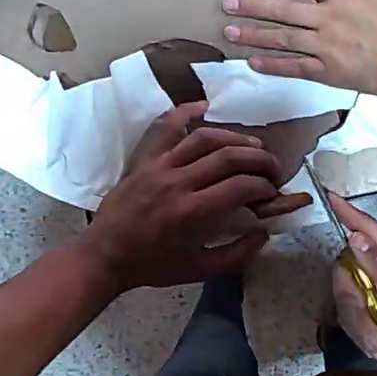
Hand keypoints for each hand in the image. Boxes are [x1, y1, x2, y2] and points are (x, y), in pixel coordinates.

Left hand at [81, 101, 280, 289]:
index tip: (272, 193)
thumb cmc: (153, 265)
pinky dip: (184, 112)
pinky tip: (205, 105)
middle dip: (259, 160)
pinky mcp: (144, 160)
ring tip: (253, 147)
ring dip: (235, 138)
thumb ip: (237, 254)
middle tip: (272, 168)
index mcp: (192, 212)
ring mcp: (158, 167)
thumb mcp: (200, 270)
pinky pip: (165, 128)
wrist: (104, 256)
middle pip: (228, 157)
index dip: (264, 186)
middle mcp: (177, 183)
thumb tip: (264, 233)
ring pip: (204, 138)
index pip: (240, 187)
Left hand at [221, 0, 376, 100]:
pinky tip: (253, 62)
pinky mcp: (327, 72)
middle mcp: (326, 18)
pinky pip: (294, 68)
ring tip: (229, 31)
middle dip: (252, 5)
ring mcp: (324, 47)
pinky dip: (273, 65)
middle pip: (282, 9)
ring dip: (254, 34)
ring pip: (282, 39)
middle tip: (226, 4)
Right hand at [327, 196, 376, 375]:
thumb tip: (355, 237)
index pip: (375, 232)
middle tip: (364, 314)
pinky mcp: (371, 315)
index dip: (352, 216)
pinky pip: (350, 314)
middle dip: (353, 297)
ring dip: (360, 321)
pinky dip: (362, 331)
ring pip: (347, 295)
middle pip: (351, 267)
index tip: (331, 199)